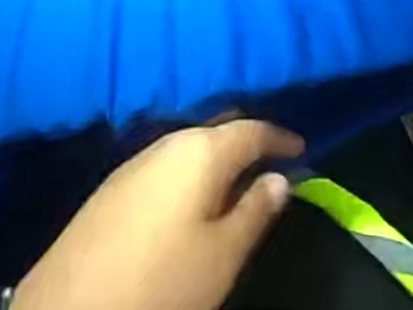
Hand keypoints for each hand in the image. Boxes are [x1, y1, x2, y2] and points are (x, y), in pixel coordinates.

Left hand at [13, 120, 305, 309]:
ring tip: (234, 180)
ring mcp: (135, 163)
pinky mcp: (110, 189)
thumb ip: (256, 210)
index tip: (301, 148)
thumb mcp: (222, 256)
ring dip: (217, 157)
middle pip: (219, 129)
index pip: (253, 129)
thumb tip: (279, 178)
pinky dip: (189, 172)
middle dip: (248, 140)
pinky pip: (165, 164)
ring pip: (190, 146)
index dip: (281, 138)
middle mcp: (169, 143)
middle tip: (271, 160)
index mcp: (202, 150)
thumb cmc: (159, 283)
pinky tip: (189, 199)